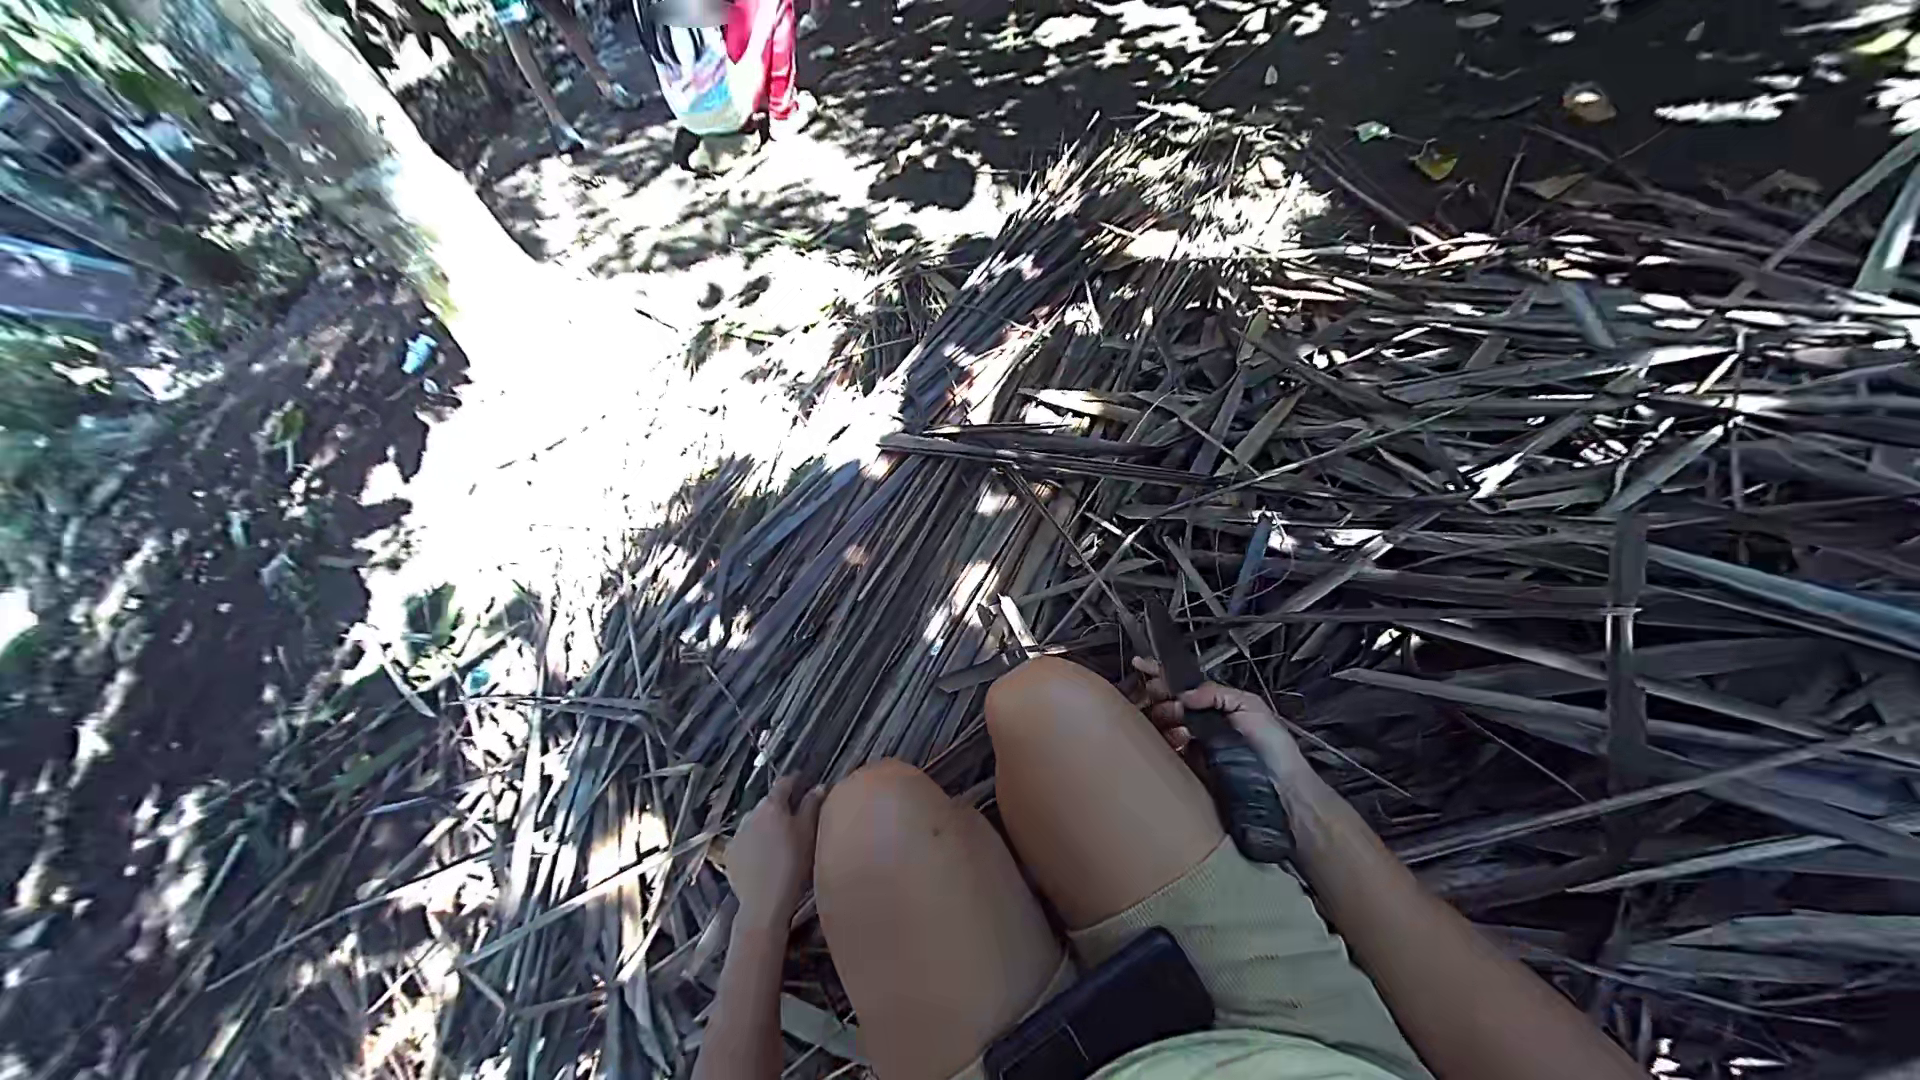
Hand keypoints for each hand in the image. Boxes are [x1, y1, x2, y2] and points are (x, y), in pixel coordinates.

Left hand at [726, 775, 825, 928]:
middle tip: (796, 818)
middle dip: (781, 806)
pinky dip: (754, 842)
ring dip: (767, 824)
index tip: (804, 783)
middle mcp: (751, 814)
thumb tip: (817, 786)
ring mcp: (737, 834)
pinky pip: (745, 840)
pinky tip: (763, 856)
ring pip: (756, 821)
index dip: (795, 781)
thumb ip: (812, 806)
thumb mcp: (809, 832)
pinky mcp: (730, 854)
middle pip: (769, 802)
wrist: (763, 903)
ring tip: (779, 839)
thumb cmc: (793, 863)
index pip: (784, 782)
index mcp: (772, 805)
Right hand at [1128, 656, 1311, 782]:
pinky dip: (1162, 741)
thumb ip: (1215, 692)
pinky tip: (1171, 739)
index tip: (1141, 664)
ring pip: (1161, 723)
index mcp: (1214, 702)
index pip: (1182, 683)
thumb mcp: (1249, 705)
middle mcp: (1199, 720)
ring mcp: (1191, 742)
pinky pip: (1165, 749)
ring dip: (1160, 716)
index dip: (1160, 672)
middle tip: (1157, 696)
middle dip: (1157, 694)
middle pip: (1166, 700)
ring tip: (1170, 720)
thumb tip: (1183, 693)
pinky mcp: (1186, 765)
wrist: (1281, 788)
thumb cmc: (1273, 747)